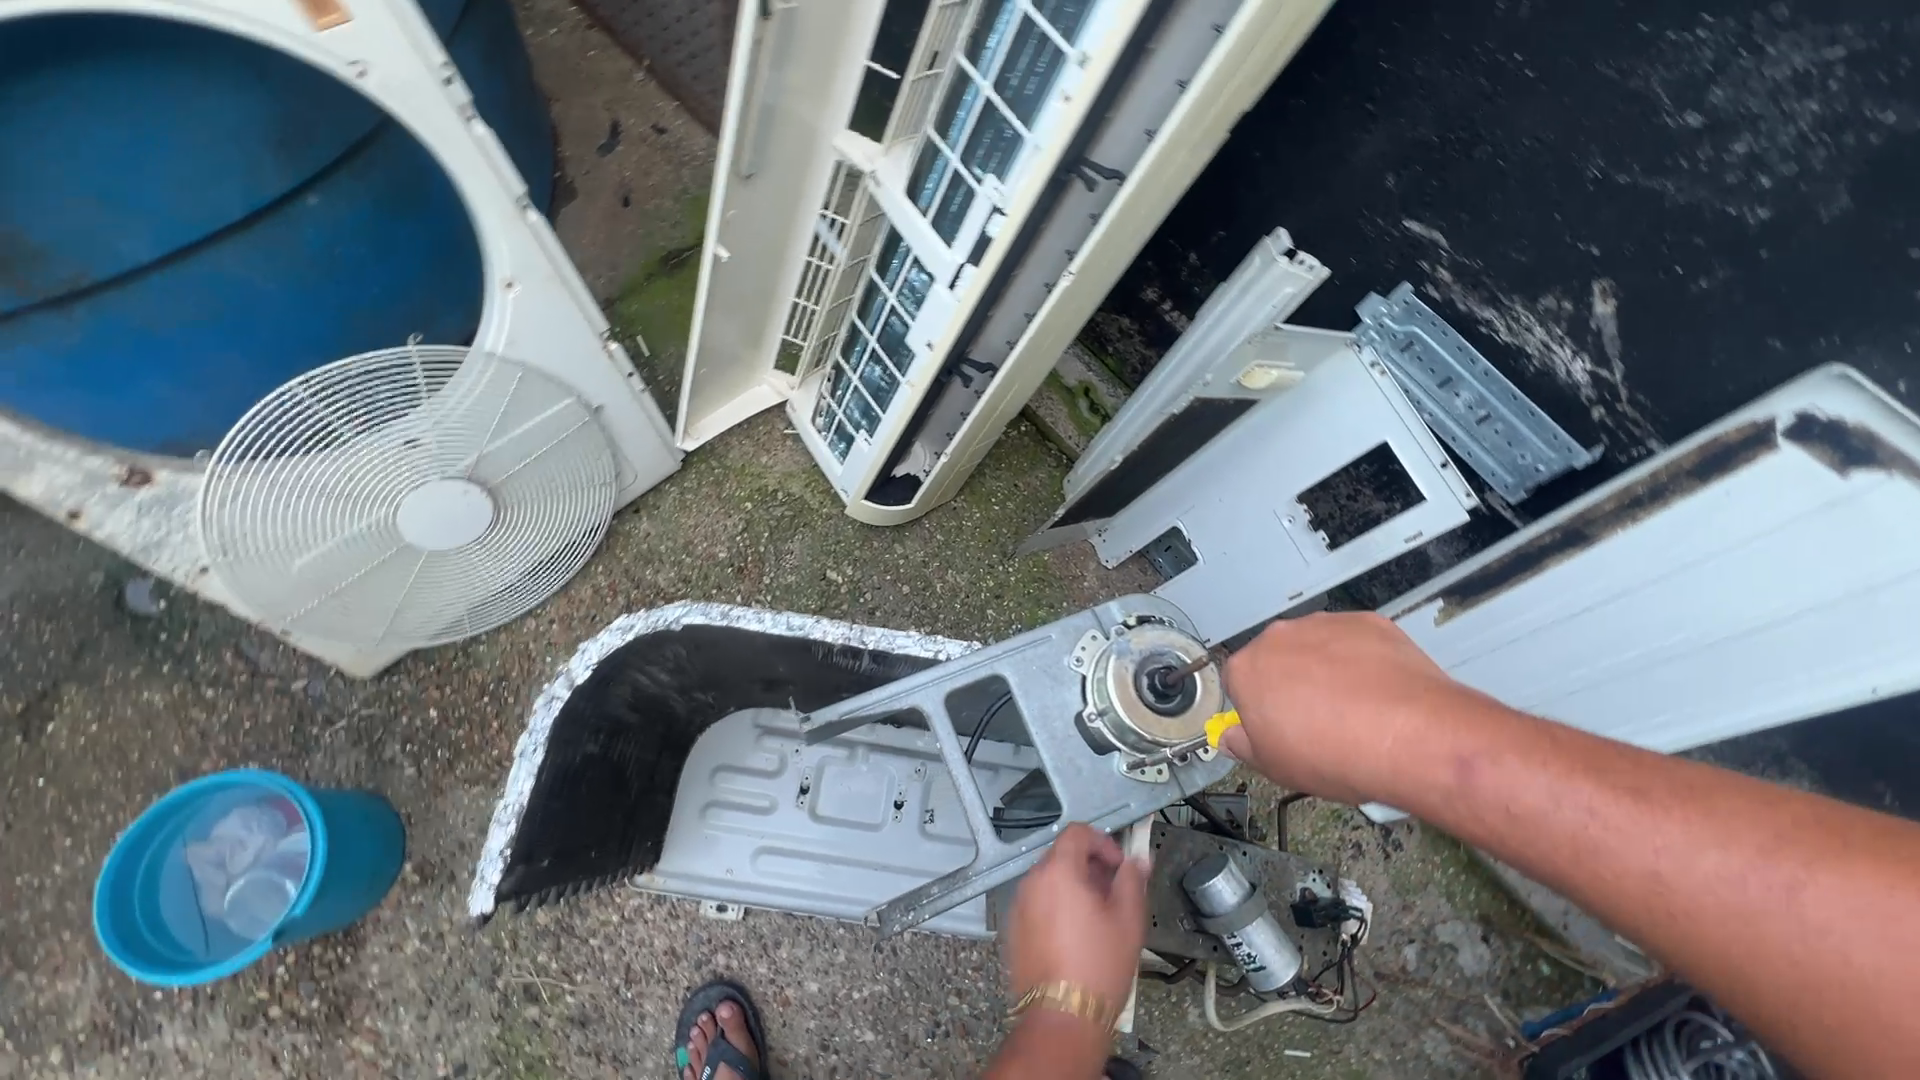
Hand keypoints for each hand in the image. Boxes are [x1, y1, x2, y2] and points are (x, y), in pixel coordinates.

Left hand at [1002, 824, 1147, 1008]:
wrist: (1062, 1018)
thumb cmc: (1097, 966)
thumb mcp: (1128, 919)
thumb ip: (1132, 880)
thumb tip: (1137, 860)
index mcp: (1058, 871)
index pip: (1077, 833)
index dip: (1103, 842)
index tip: (1119, 866)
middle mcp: (1032, 882)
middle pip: (1062, 855)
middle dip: (1090, 867)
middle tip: (1114, 893)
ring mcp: (1019, 906)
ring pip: (1050, 881)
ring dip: (1074, 887)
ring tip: (1099, 918)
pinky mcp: (1014, 930)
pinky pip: (1038, 904)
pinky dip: (1057, 907)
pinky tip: (1077, 936)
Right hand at [1219, 612, 1476, 804]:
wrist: (1408, 736)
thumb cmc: (1334, 752)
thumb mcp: (1274, 767)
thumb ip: (1242, 745)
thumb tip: (1231, 738)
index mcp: (1247, 669)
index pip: (1239, 683)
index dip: (1258, 707)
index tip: (1277, 726)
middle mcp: (1279, 637)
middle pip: (1276, 659)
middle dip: (1291, 684)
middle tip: (1316, 721)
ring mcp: (1324, 625)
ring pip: (1316, 647)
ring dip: (1327, 670)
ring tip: (1354, 711)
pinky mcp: (1367, 623)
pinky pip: (1356, 641)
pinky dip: (1363, 661)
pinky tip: (1378, 694)